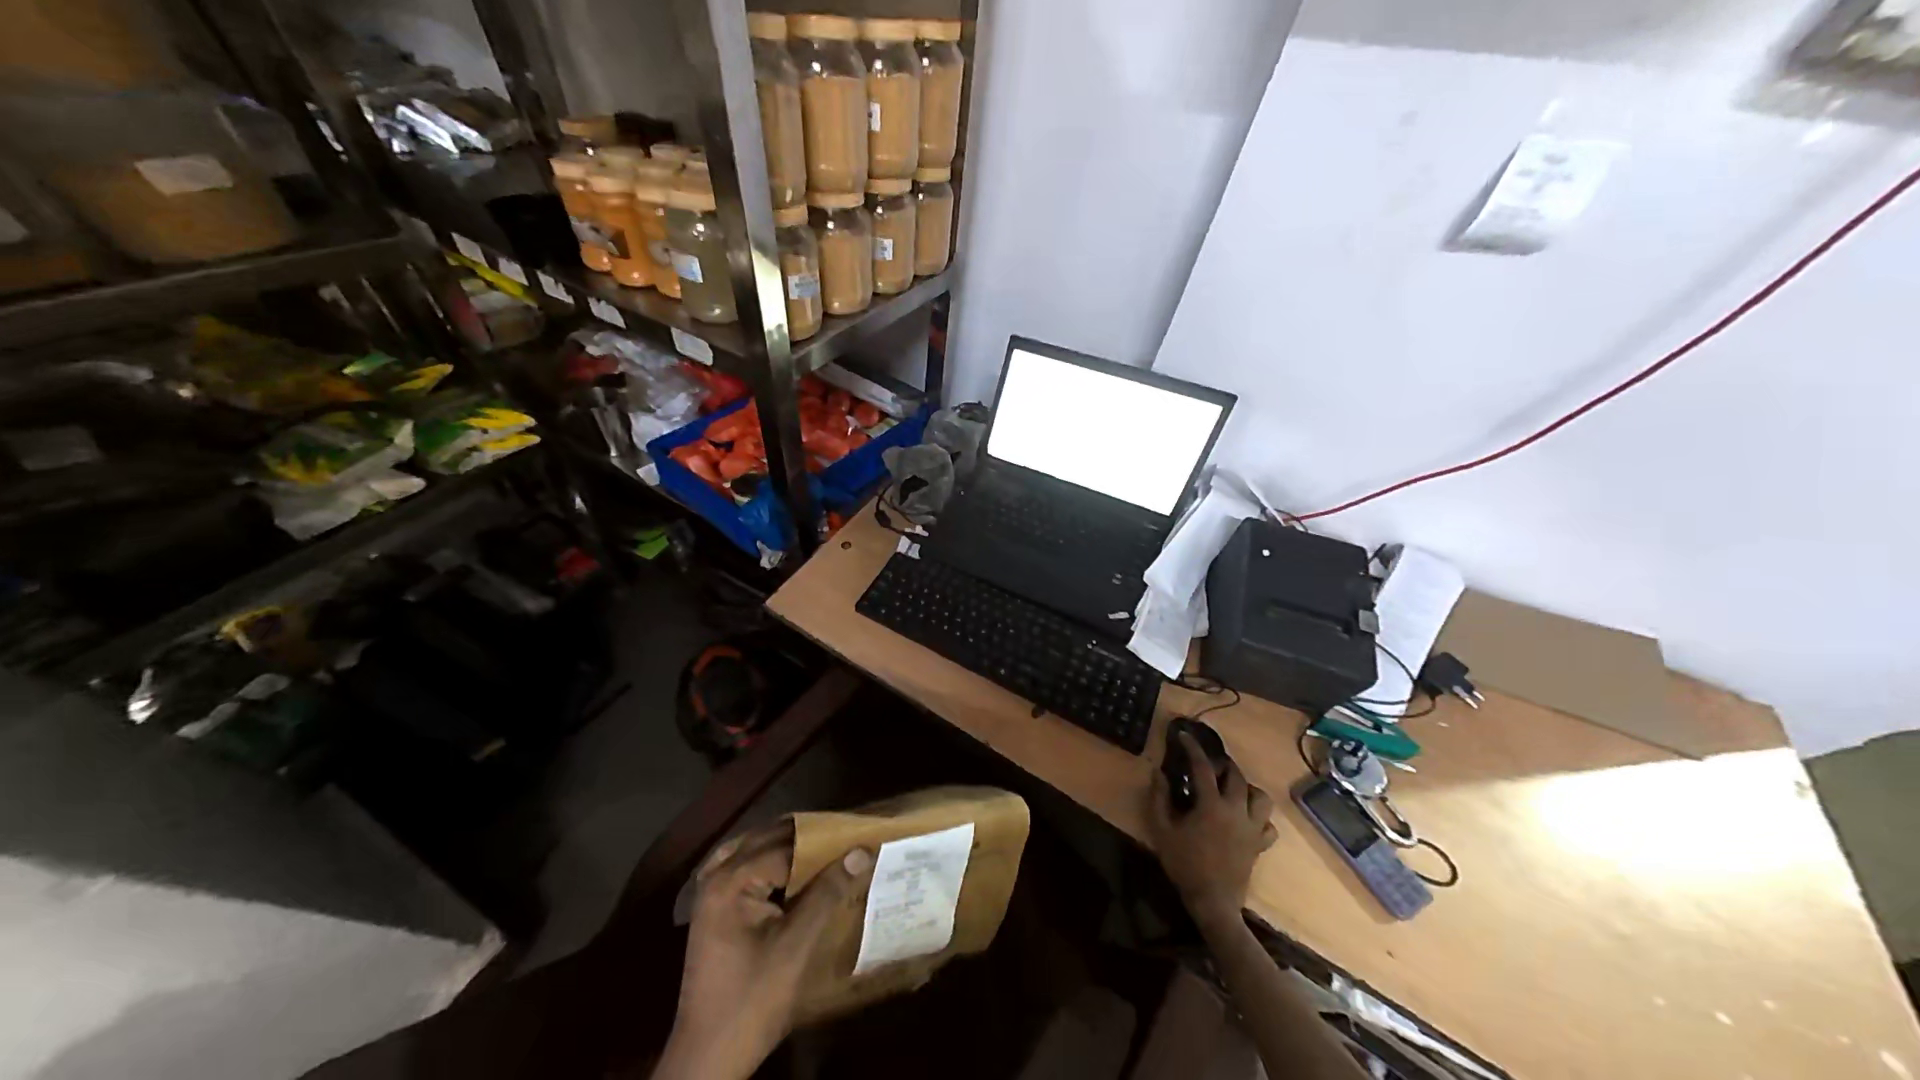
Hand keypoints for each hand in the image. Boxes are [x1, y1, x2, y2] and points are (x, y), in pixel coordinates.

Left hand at [654, 824, 873, 1079]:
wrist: (709, 1054)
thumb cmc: (755, 998)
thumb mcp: (797, 945)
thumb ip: (827, 893)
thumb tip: (861, 850)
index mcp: (732, 881)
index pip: (785, 845)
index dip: (823, 841)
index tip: (855, 838)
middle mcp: (715, 877)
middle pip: (765, 840)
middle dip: (805, 838)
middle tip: (845, 841)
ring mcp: (708, 895)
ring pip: (751, 850)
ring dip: (785, 848)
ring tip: (823, 853)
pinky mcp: (711, 912)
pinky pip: (739, 868)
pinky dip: (765, 863)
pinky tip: (787, 874)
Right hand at [1148, 730, 1277, 931]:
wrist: (1212, 901)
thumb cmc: (1184, 864)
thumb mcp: (1162, 830)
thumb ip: (1159, 799)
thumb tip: (1158, 773)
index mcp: (1212, 805)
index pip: (1203, 767)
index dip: (1193, 748)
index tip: (1184, 736)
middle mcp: (1237, 811)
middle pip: (1236, 776)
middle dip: (1222, 765)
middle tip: (1208, 764)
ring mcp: (1252, 828)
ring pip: (1260, 797)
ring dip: (1246, 787)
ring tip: (1231, 789)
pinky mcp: (1260, 844)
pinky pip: (1268, 825)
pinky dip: (1259, 817)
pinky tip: (1246, 819)